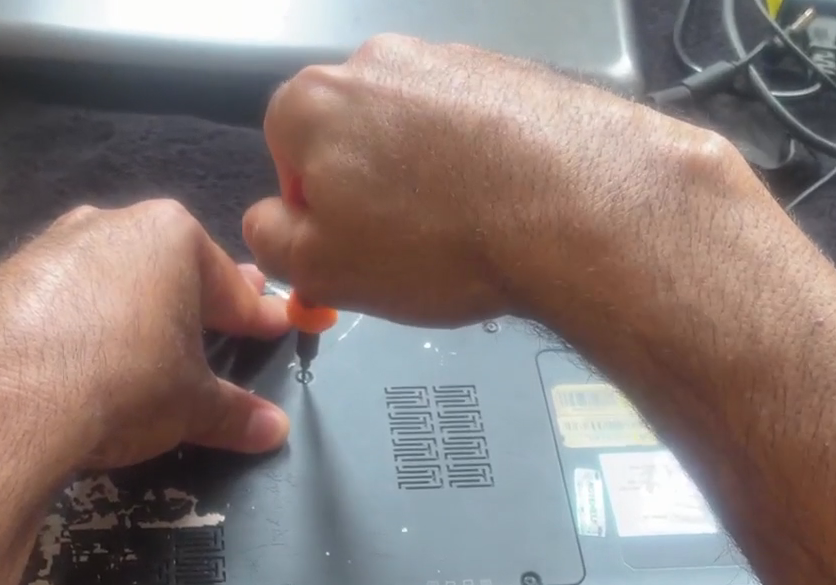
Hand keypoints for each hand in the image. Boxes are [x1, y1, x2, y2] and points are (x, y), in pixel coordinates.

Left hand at [0, 201, 291, 504]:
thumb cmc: (126, 385)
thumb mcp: (192, 406)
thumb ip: (236, 414)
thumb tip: (276, 431)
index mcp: (172, 239)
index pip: (233, 288)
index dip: (260, 315)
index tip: (281, 326)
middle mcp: (111, 225)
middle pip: (171, 267)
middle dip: (198, 298)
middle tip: (223, 320)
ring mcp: (51, 246)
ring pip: (113, 275)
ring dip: (136, 305)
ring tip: (147, 342)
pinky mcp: (3, 278)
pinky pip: (63, 298)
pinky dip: (82, 321)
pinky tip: (81, 357)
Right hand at [242, 35, 750, 326]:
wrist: (566, 204)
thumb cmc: (441, 239)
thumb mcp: (324, 269)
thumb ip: (273, 245)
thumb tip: (268, 226)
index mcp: (310, 105)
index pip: (284, 168)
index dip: (315, 224)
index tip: (351, 256)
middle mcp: (371, 66)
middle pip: (348, 149)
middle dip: (367, 202)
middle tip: (404, 252)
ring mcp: (440, 63)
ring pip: (408, 142)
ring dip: (419, 187)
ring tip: (455, 233)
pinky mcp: (498, 75)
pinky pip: (463, 133)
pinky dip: (468, 170)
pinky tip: (490, 207)